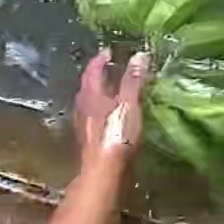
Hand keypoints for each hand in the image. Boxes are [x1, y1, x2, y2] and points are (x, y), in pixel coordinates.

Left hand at [74, 49, 147, 169]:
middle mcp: (83, 108)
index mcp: (91, 95)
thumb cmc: (117, 134)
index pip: (92, 71)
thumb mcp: (130, 103)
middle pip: (88, 87)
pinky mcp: (91, 141)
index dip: (100, 60)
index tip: (108, 51)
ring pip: (90, 103)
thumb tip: (139, 55)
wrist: (105, 172)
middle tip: (111, 67)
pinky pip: (94, 118)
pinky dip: (102, 111)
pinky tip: (112, 116)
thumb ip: (133, 80)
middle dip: (98, 75)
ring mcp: (85, 126)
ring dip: (100, 94)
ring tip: (113, 90)